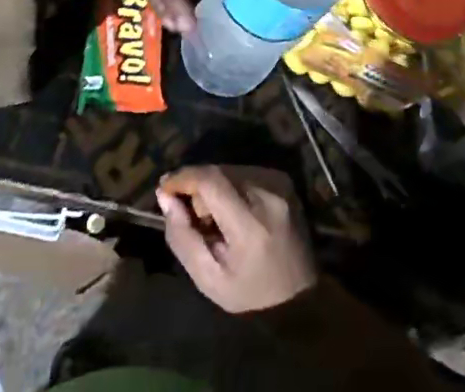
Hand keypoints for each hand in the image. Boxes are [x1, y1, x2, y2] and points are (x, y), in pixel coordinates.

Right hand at [156, 166, 316, 313]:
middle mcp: (268, 195)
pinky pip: (245, 171)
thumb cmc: (250, 292)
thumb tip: (164, 196)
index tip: (164, 187)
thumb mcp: (208, 278)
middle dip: (197, 187)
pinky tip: (232, 209)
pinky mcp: (284, 181)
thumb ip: (182, 237)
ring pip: (230, 169)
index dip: (182, 178)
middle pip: (218, 171)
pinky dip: (231, 185)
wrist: (299, 296)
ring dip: (214, 186)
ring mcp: (280, 185)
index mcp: (250, 225)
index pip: (211, 180)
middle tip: (194, 216)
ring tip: (215, 217)